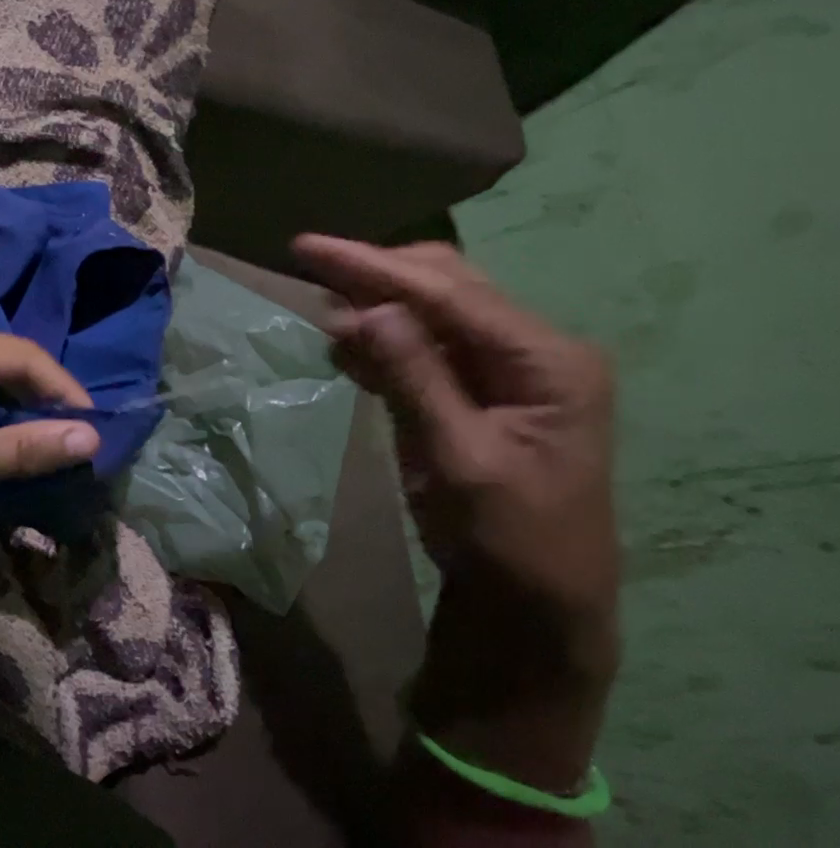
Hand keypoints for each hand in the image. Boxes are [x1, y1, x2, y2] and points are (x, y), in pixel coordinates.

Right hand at [293, 235, 619, 789]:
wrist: (535, 606)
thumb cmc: (508, 537)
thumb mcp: (458, 458)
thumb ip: (414, 378)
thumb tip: (362, 311)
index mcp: (547, 361)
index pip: (449, 294)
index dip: (374, 267)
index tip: (307, 247)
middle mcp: (534, 353)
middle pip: (447, 287)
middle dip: (376, 273)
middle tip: (308, 266)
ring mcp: (507, 373)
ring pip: (433, 312)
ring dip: (376, 303)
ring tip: (319, 301)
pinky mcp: (478, 395)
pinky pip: (425, 349)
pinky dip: (383, 340)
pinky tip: (345, 342)